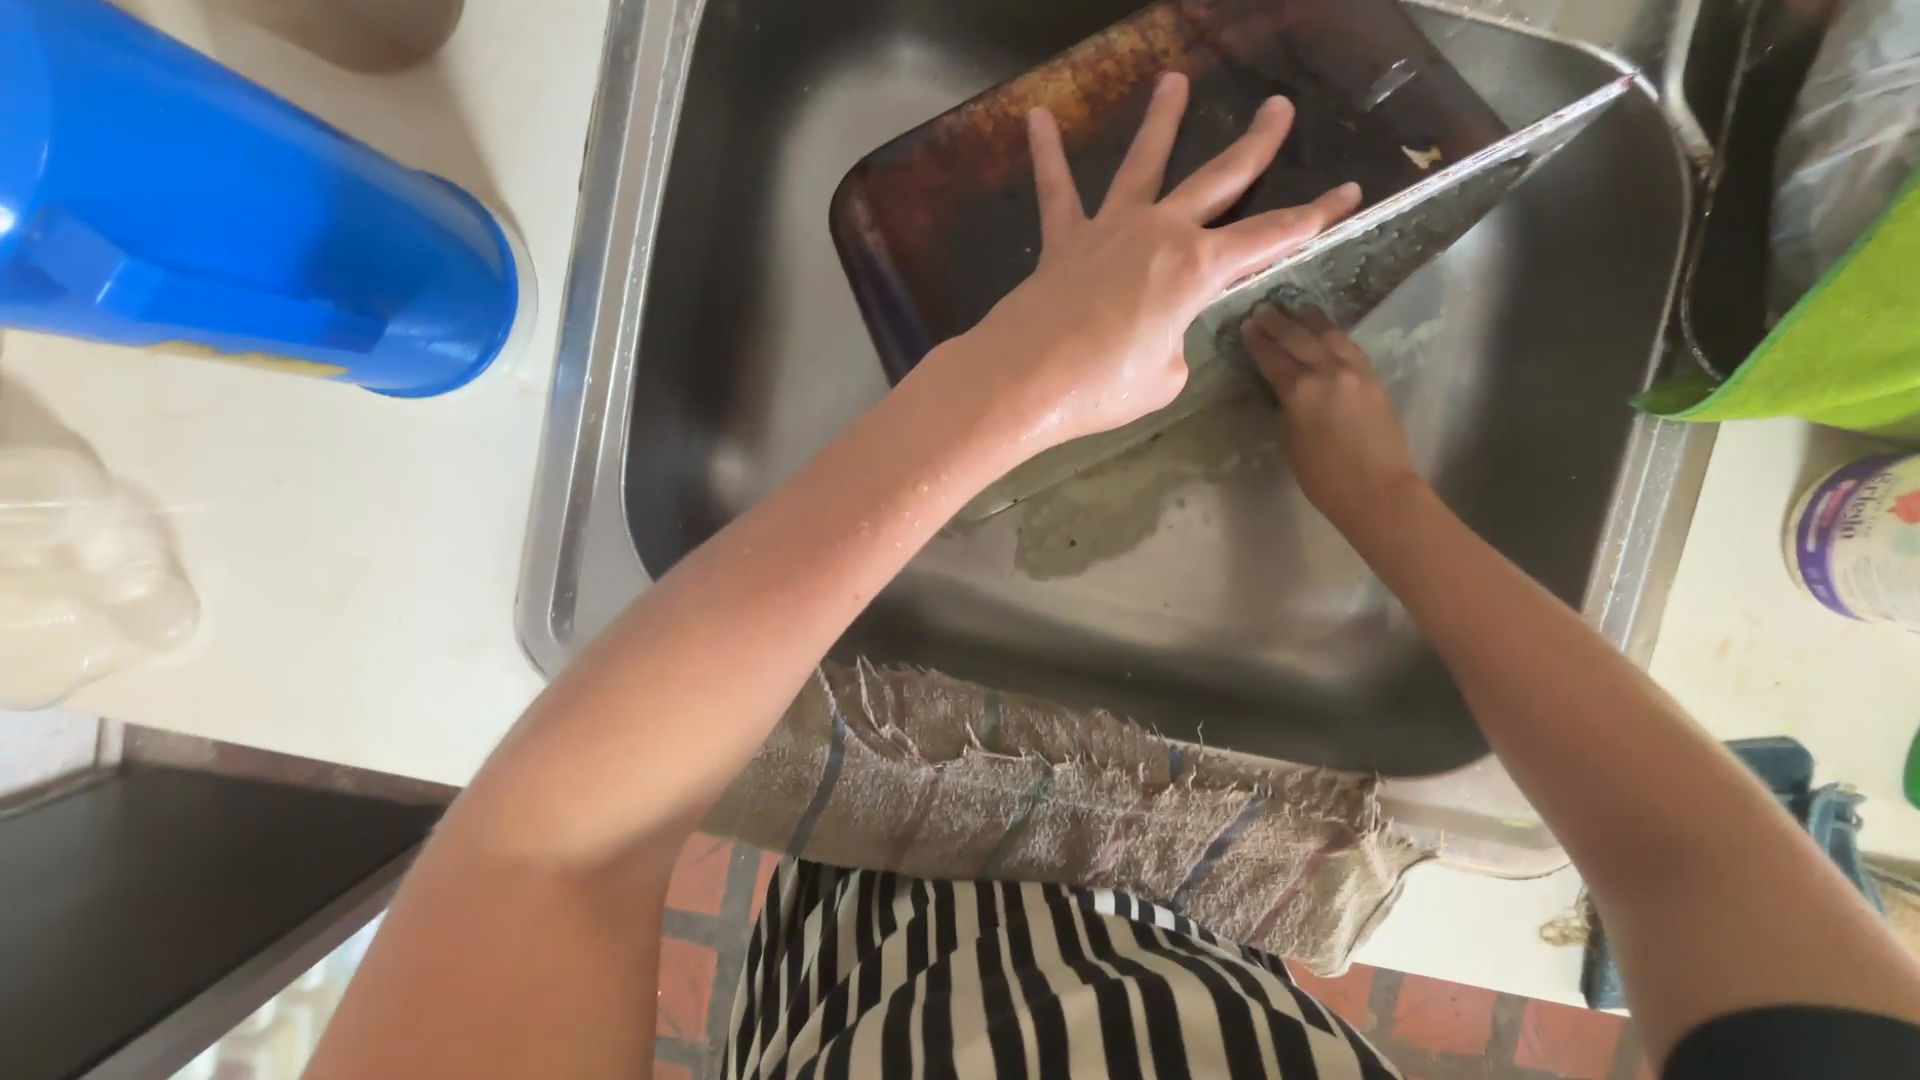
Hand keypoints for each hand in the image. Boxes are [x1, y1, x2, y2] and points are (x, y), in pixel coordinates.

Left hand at [923, 72, 1360, 453]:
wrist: (1024, 379)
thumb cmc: (1101, 387)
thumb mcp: (1164, 378)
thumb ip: (1173, 346)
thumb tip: (1156, 332)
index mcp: (1197, 268)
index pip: (1271, 236)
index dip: (1315, 217)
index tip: (1349, 192)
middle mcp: (1160, 232)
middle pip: (1218, 178)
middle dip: (1256, 144)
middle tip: (1278, 109)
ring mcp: (1110, 230)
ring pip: (1143, 164)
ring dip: (1162, 121)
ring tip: (1172, 81)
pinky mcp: (1064, 241)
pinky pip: (1057, 191)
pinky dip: (1047, 155)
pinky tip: (1038, 119)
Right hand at [1241, 304, 1424, 532]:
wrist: (1379, 490)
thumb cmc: (1323, 477)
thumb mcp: (1289, 442)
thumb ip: (1286, 408)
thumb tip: (1284, 391)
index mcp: (1300, 391)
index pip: (1273, 358)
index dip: (1257, 342)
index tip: (1246, 325)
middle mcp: (1328, 372)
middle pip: (1299, 339)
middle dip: (1279, 323)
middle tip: (1263, 308)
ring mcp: (1355, 372)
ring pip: (1329, 335)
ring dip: (1309, 320)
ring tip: (1295, 309)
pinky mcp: (1373, 378)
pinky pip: (1349, 346)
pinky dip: (1333, 334)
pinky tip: (1326, 330)